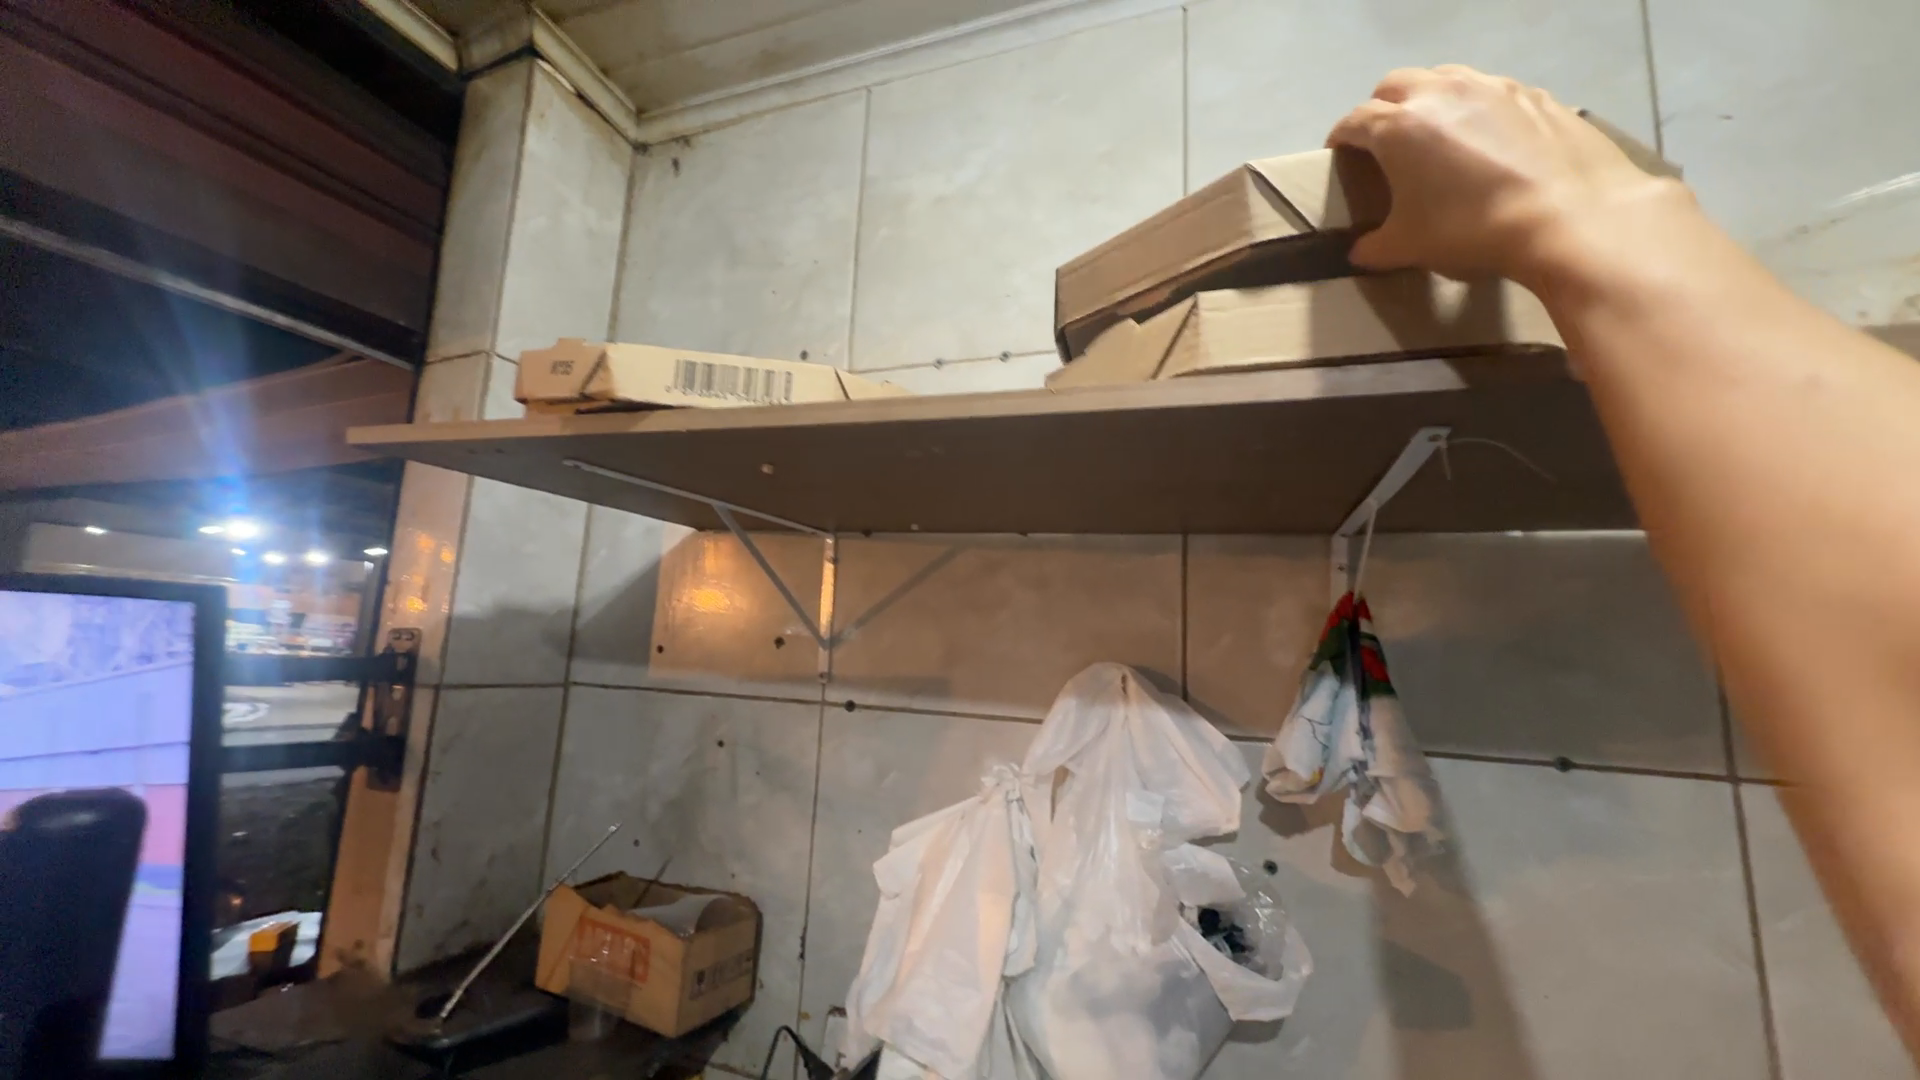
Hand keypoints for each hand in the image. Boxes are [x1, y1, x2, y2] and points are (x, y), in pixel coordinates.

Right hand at [1327, 65, 1684, 287]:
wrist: (1566, 216)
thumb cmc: (1468, 229)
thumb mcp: (1405, 247)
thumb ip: (1373, 247)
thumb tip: (1359, 251)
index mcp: (1398, 128)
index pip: (1354, 121)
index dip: (1340, 137)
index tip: (1338, 153)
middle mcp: (1440, 93)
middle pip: (1395, 84)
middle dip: (1381, 108)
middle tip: (1382, 142)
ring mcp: (1491, 86)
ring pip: (1444, 78)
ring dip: (1428, 101)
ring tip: (1434, 137)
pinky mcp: (1532, 94)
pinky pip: (1489, 92)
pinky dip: (1474, 110)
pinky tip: (1485, 145)